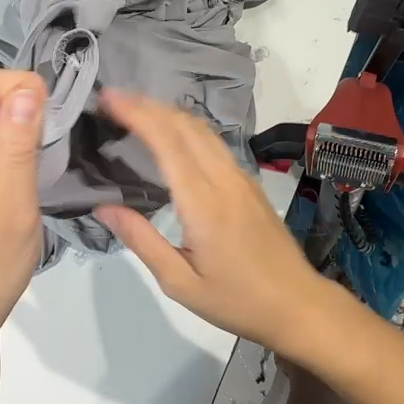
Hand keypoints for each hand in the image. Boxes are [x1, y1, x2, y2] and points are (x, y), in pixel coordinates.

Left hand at [0, 66, 46, 351]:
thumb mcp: (13, 213)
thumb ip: (18, 148)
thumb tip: (29, 87)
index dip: (19, 87)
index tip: (50, 123)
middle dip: (21, 110)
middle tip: (43, 159)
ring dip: (18, 131)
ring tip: (31, 176)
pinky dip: (10, 144)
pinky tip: (18, 181)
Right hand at [94, 89, 344, 349]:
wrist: (298, 304)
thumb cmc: (237, 300)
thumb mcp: (180, 282)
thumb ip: (142, 240)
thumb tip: (104, 207)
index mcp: (203, 203)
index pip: (166, 142)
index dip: (137, 114)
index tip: (109, 99)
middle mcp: (223, 179)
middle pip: (184, 126)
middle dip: (147, 105)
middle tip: (113, 99)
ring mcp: (241, 178)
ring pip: (202, 130)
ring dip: (168, 113)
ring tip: (136, 109)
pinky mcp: (250, 184)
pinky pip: (214, 143)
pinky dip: (186, 128)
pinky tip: (172, 135)